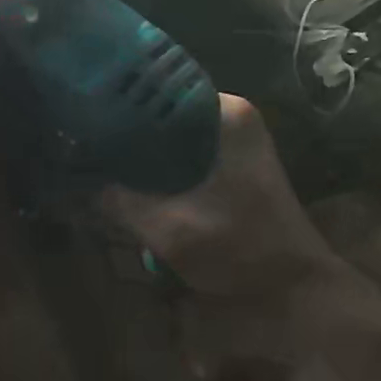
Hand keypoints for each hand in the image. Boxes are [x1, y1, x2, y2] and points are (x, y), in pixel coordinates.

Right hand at [100, 94, 342, 299]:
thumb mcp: (171, 230)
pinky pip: (187, 150)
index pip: (156, 92)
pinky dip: (163, 164)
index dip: (118, 108)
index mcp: (225, 114)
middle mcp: (232, 114)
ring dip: (145, 151)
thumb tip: (85, 180)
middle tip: (85, 148)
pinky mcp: (235, 160)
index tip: (84, 124)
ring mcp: (237, 137)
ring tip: (102, 164)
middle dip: (128, 132)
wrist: (295, 288)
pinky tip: (135, 182)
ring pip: (173, 133)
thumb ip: (122, 201)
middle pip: (163, 112)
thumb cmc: (240, 252)